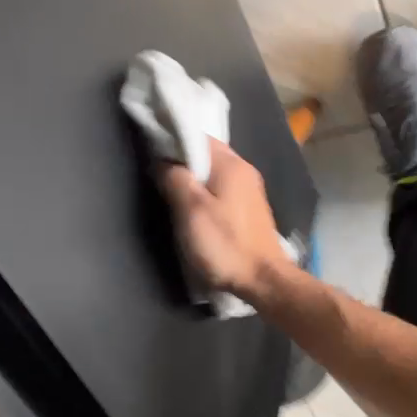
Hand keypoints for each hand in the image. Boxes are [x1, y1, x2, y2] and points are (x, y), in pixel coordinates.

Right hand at [161, 139, 285, 301]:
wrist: (264, 280)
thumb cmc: (225, 245)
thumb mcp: (191, 210)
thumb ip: (174, 179)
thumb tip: (162, 161)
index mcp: (231, 164)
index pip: (197, 136)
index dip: (172, 143)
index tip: (152, 158)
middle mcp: (245, 169)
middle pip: (206, 154)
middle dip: (183, 163)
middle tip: (160, 180)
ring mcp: (251, 190)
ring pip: (215, 173)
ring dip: (195, 180)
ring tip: (175, 197)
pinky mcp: (251, 209)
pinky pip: (224, 190)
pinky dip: (208, 194)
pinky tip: (197, 210)